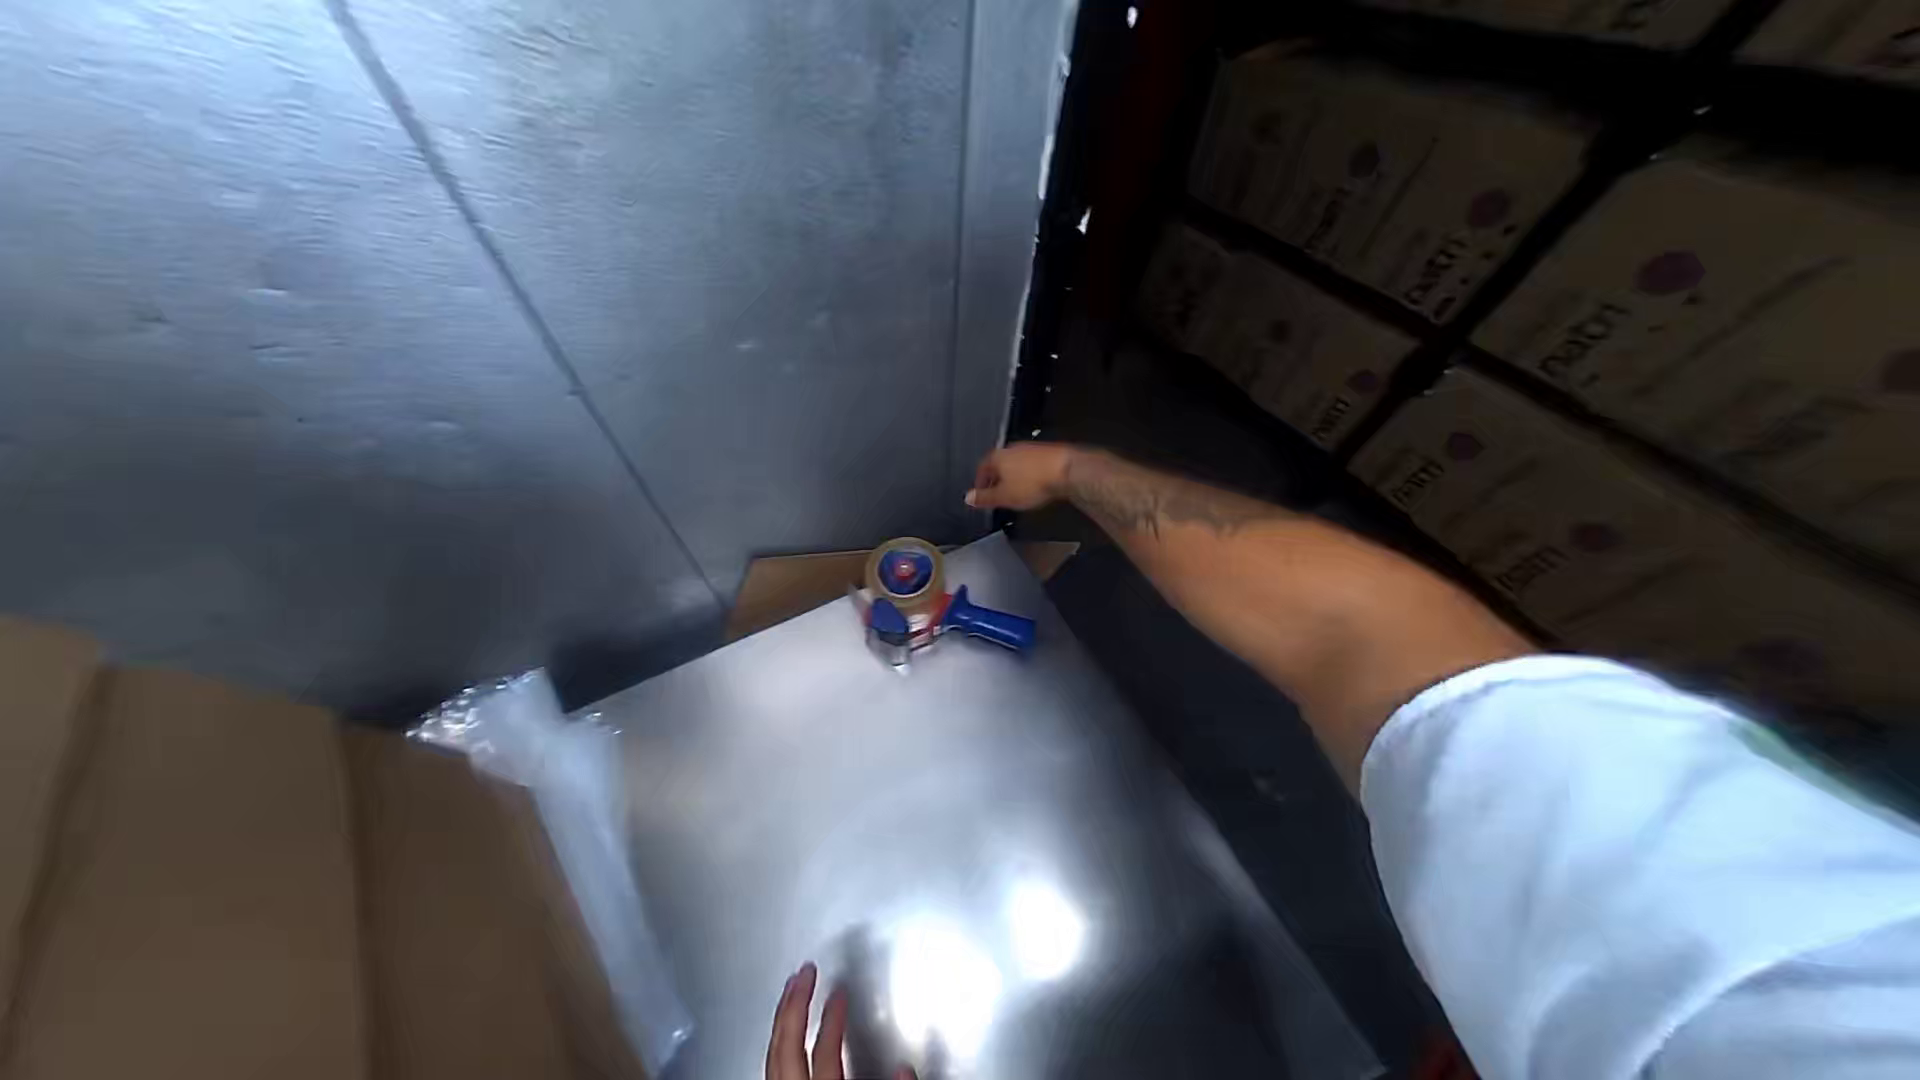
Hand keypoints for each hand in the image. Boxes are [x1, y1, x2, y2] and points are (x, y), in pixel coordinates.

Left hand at [766, 962, 916, 1079]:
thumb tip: (905, 1067)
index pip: (823, 1050)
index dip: (832, 1018)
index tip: (839, 990)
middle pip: (787, 1046)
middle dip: (795, 1003)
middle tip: (804, 971)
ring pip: (773, 1055)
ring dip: (782, 1018)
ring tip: (791, 989)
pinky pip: (773, 1067)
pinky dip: (778, 1042)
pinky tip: (784, 1032)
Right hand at [966, 442, 1075, 511]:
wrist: (1066, 471)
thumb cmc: (1033, 482)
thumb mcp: (1004, 497)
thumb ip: (985, 497)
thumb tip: (969, 498)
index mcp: (997, 456)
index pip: (982, 468)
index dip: (980, 482)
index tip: (981, 493)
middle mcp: (1013, 448)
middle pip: (999, 463)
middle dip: (997, 478)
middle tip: (997, 493)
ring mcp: (1031, 448)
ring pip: (1016, 463)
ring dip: (1014, 476)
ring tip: (1016, 491)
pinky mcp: (1048, 452)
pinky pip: (1032, 464)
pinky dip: (1030, 474)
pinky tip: (1034, 485)